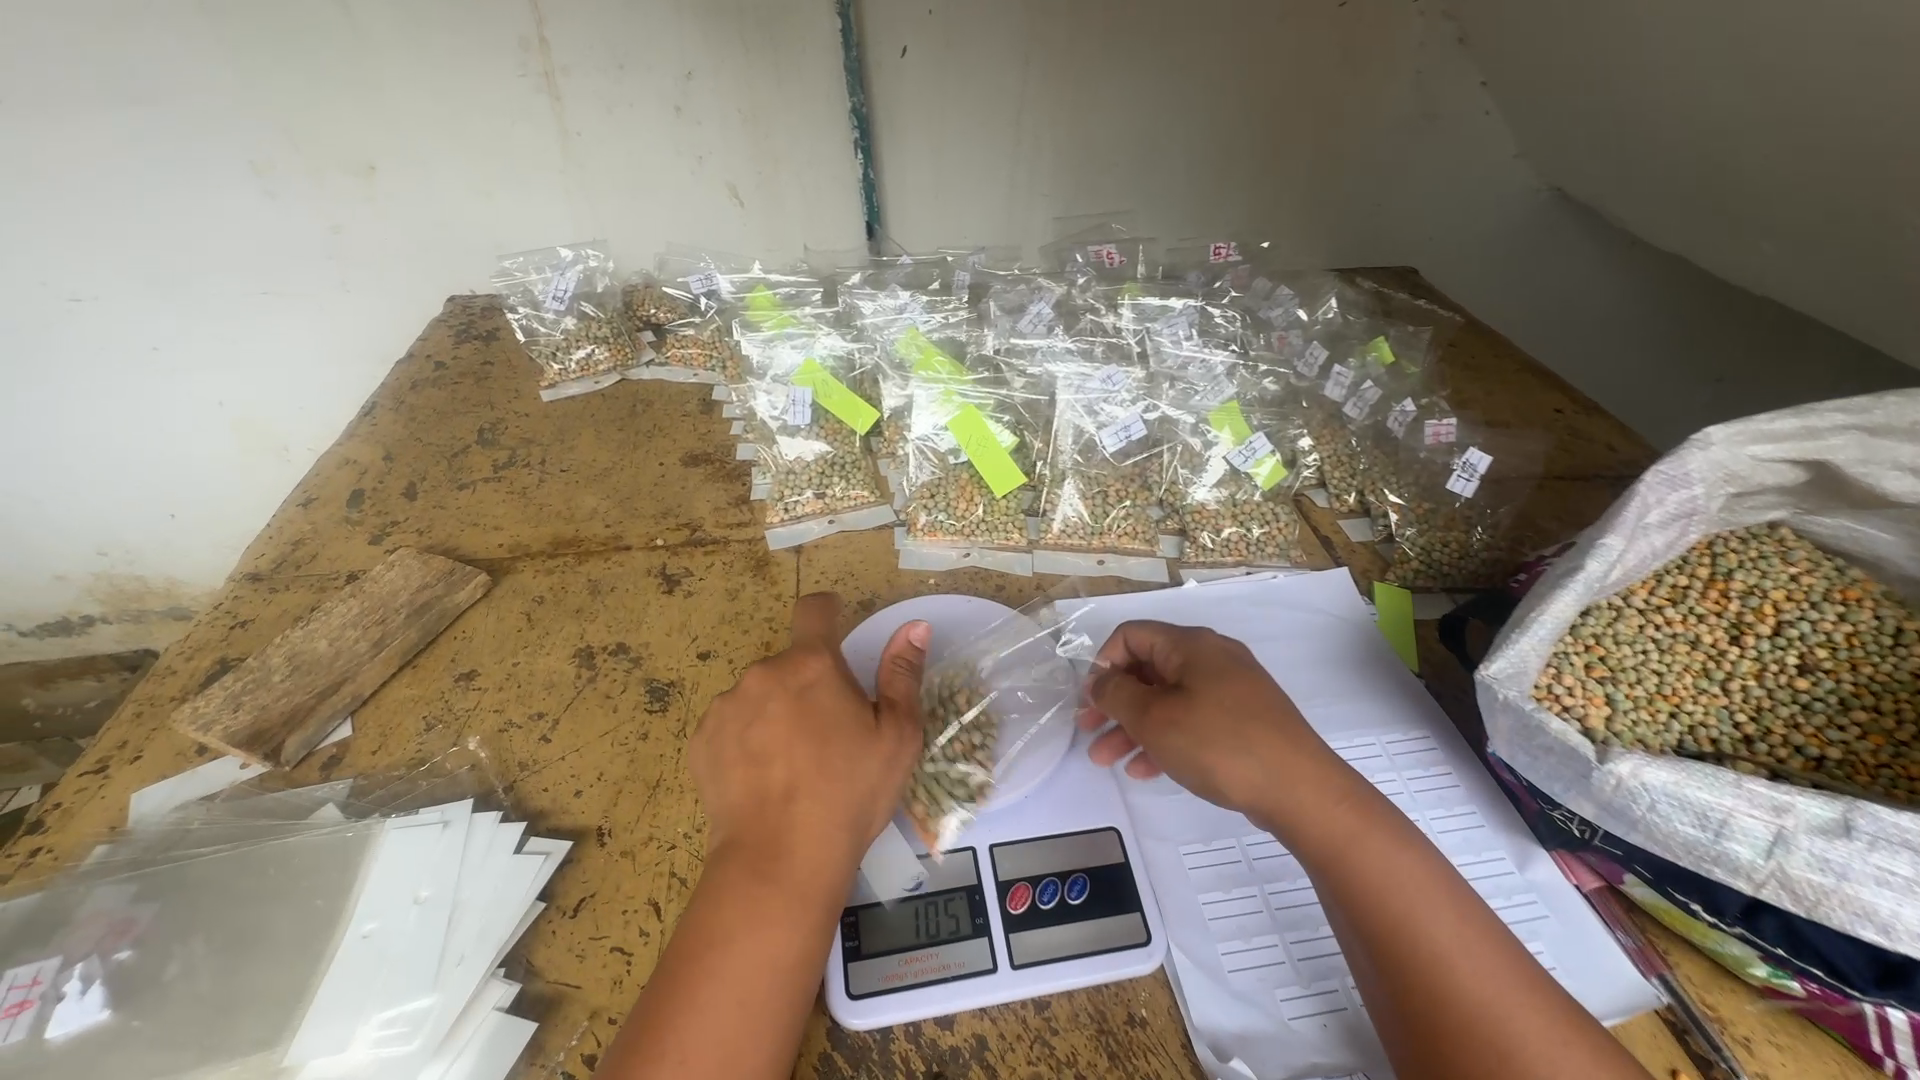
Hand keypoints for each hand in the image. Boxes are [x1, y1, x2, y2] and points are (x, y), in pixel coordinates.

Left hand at [692, 592, 926, 872]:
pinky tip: (762, 780)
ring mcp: (726, 707)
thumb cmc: (850, 793)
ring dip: (775, 713)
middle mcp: (764, 673)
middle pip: (790, 664)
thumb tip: (914, 626)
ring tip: (792, 766)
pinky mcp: (702, 742)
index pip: (814, 610)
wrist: (780, 859)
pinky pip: (730, 727)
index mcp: (812, 665)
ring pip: (758, 696)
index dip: (828, 610)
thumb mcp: (897, 737)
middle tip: (827, 735)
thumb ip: (903, 674)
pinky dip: (746, 742)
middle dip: (807, 685)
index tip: (836, 624)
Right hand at [1078, 620, 1356, 826]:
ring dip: (1133, 727)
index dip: (1102, 664)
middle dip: (1114, 702)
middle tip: (1088, 733)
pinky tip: (1145, 770)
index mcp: (1190, 645)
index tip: (1091, 702)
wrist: (1299, 789)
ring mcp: (1232, 690)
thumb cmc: (1218, 744)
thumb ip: (1116, 694)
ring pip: (1168, 700)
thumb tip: (1098, 680)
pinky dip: (1165, 739)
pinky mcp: (1244, 721)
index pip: (1131, 636)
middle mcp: (1212, 658)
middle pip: (1148, 669)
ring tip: (1106, 760)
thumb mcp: (1154, 718)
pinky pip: (1192, 720)